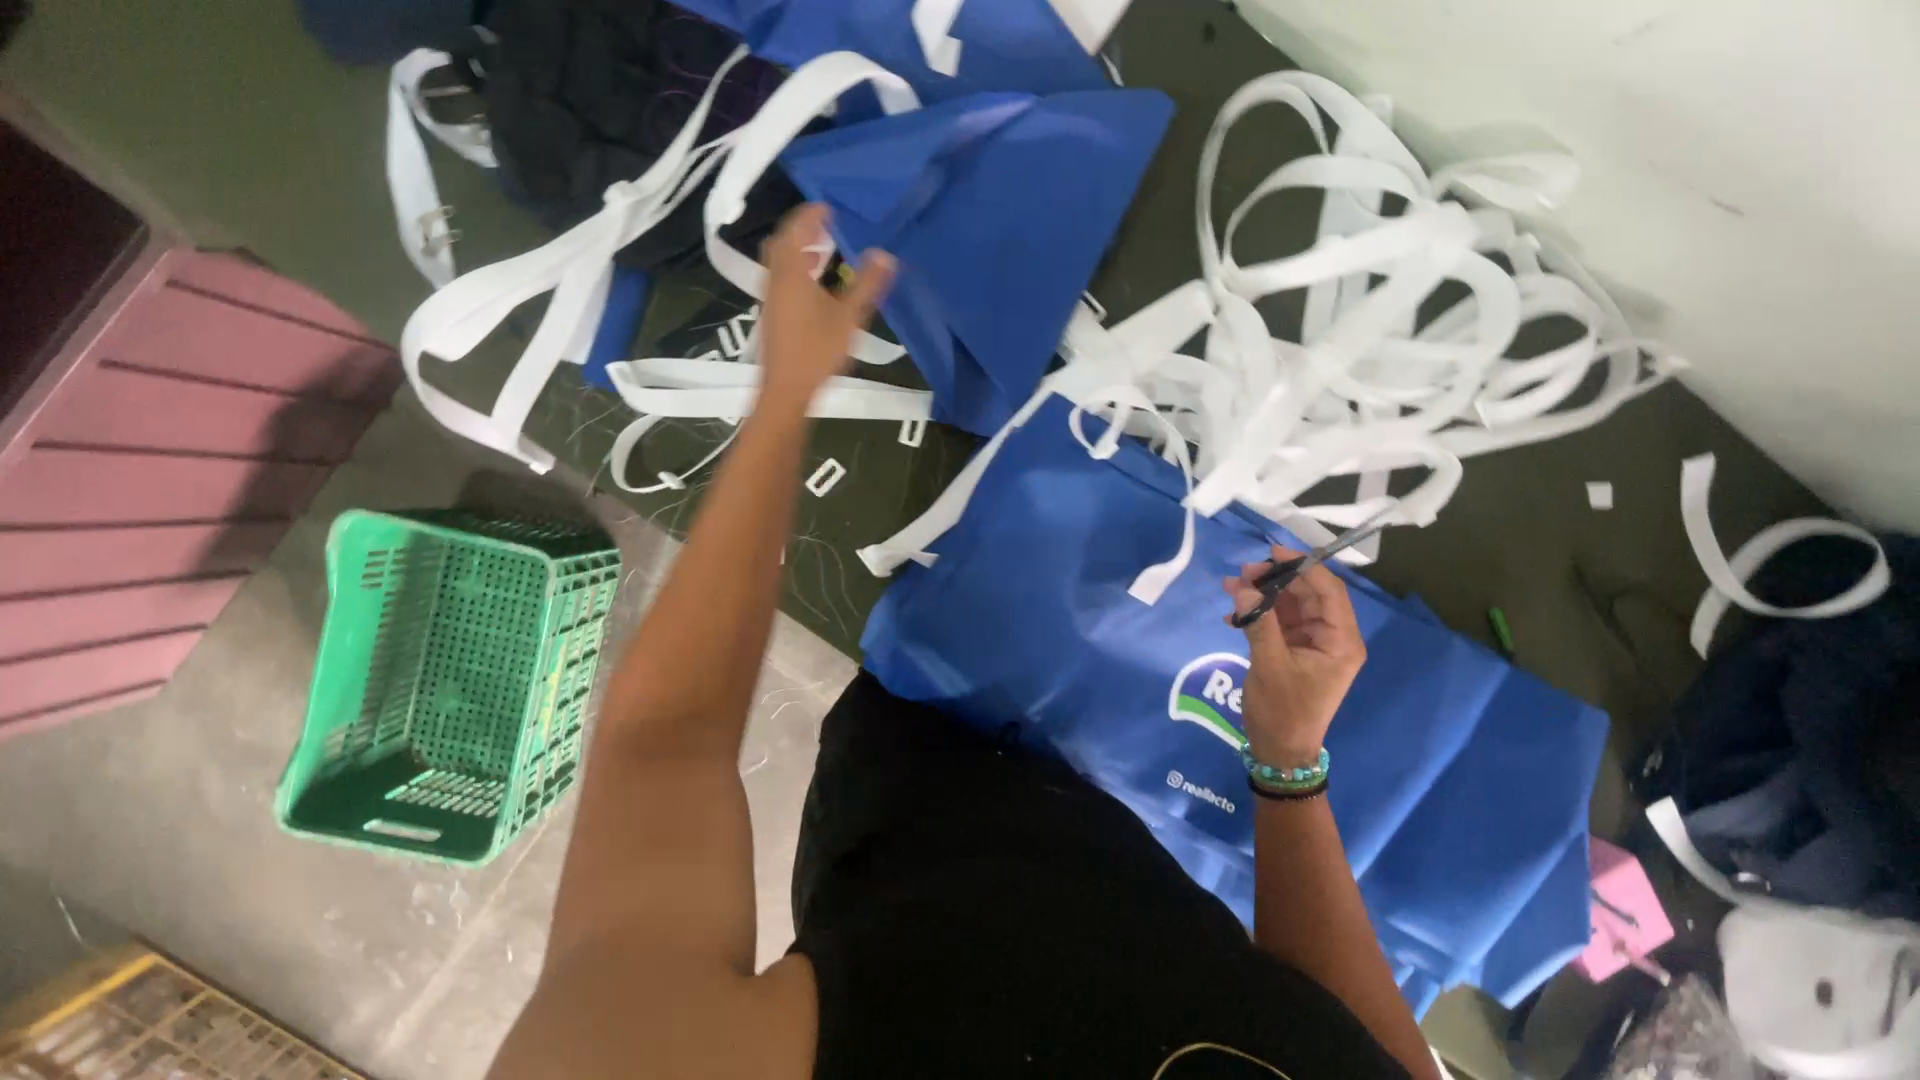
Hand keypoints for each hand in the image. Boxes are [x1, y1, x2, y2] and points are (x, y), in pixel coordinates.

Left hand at [757, 204, 895, 405]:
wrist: (786, 389)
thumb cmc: (818, 351)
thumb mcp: (850, 317)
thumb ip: (868, 284)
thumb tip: (886, 255)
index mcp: (792, 272)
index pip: (797, 229)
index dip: (811, 214)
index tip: (829, 206)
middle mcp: (775, 278)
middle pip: (782, 241)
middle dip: (802, 229)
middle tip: (825, 224)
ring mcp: (770, 297)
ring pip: (779, 261)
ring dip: (798, 249)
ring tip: (823, 249)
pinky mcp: (771, 314)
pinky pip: (780, 277)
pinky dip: (795, 268)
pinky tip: (815, 284)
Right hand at [1223, 547, 1366, 766]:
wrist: (1279, 751)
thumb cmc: (1283, 711)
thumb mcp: (1270, 665)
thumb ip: (1259, 624)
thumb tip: (1242, 588)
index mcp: (1341, 641)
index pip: (1329, 591)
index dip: (1303, 567)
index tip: (1272, 552)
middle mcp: (1332, 637)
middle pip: (1308, 594)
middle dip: (1276, 579)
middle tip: (1242, 572)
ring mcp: (1313, 644)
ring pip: (1291, 605)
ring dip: (1262, 594)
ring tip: (1230, 586)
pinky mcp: (1294, 651)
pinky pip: (1278, 621)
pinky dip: (1257, 614)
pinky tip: (1232, 614)